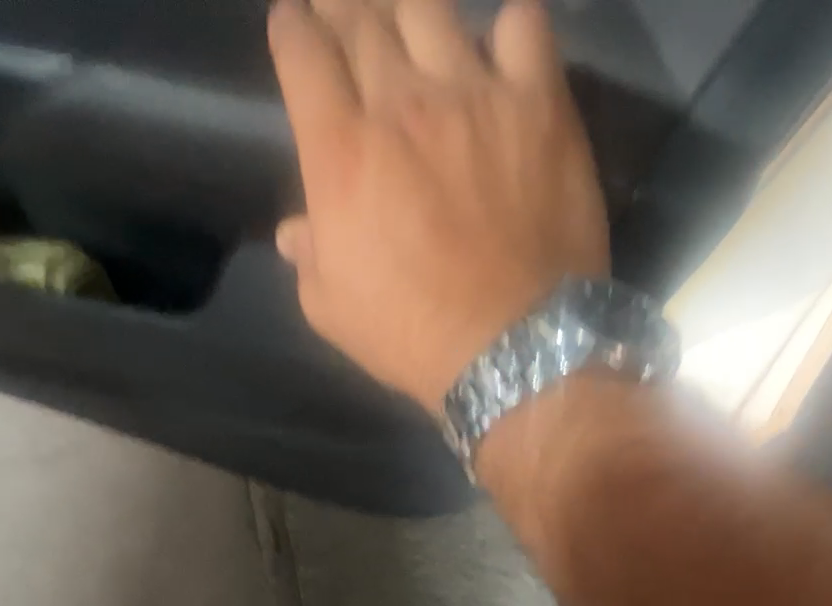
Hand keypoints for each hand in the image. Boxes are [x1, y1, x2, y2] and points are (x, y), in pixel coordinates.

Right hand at [268, 0, 609, 410]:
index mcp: (340, 153)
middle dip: (340, 6)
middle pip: (361, 21)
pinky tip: (497, 43)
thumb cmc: (410, 334)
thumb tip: (294, 229)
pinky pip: (524, 27)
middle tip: (339, 7)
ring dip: (406, 5)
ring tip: (402, 12)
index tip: (290, 22)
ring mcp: (476, 95)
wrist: (512, 345)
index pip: (303, 58)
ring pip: (431, 9)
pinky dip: (506, 26)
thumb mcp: (330, 308)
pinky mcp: (541, 104)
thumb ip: (309, 256)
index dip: (291, 30)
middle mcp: (402, 104)